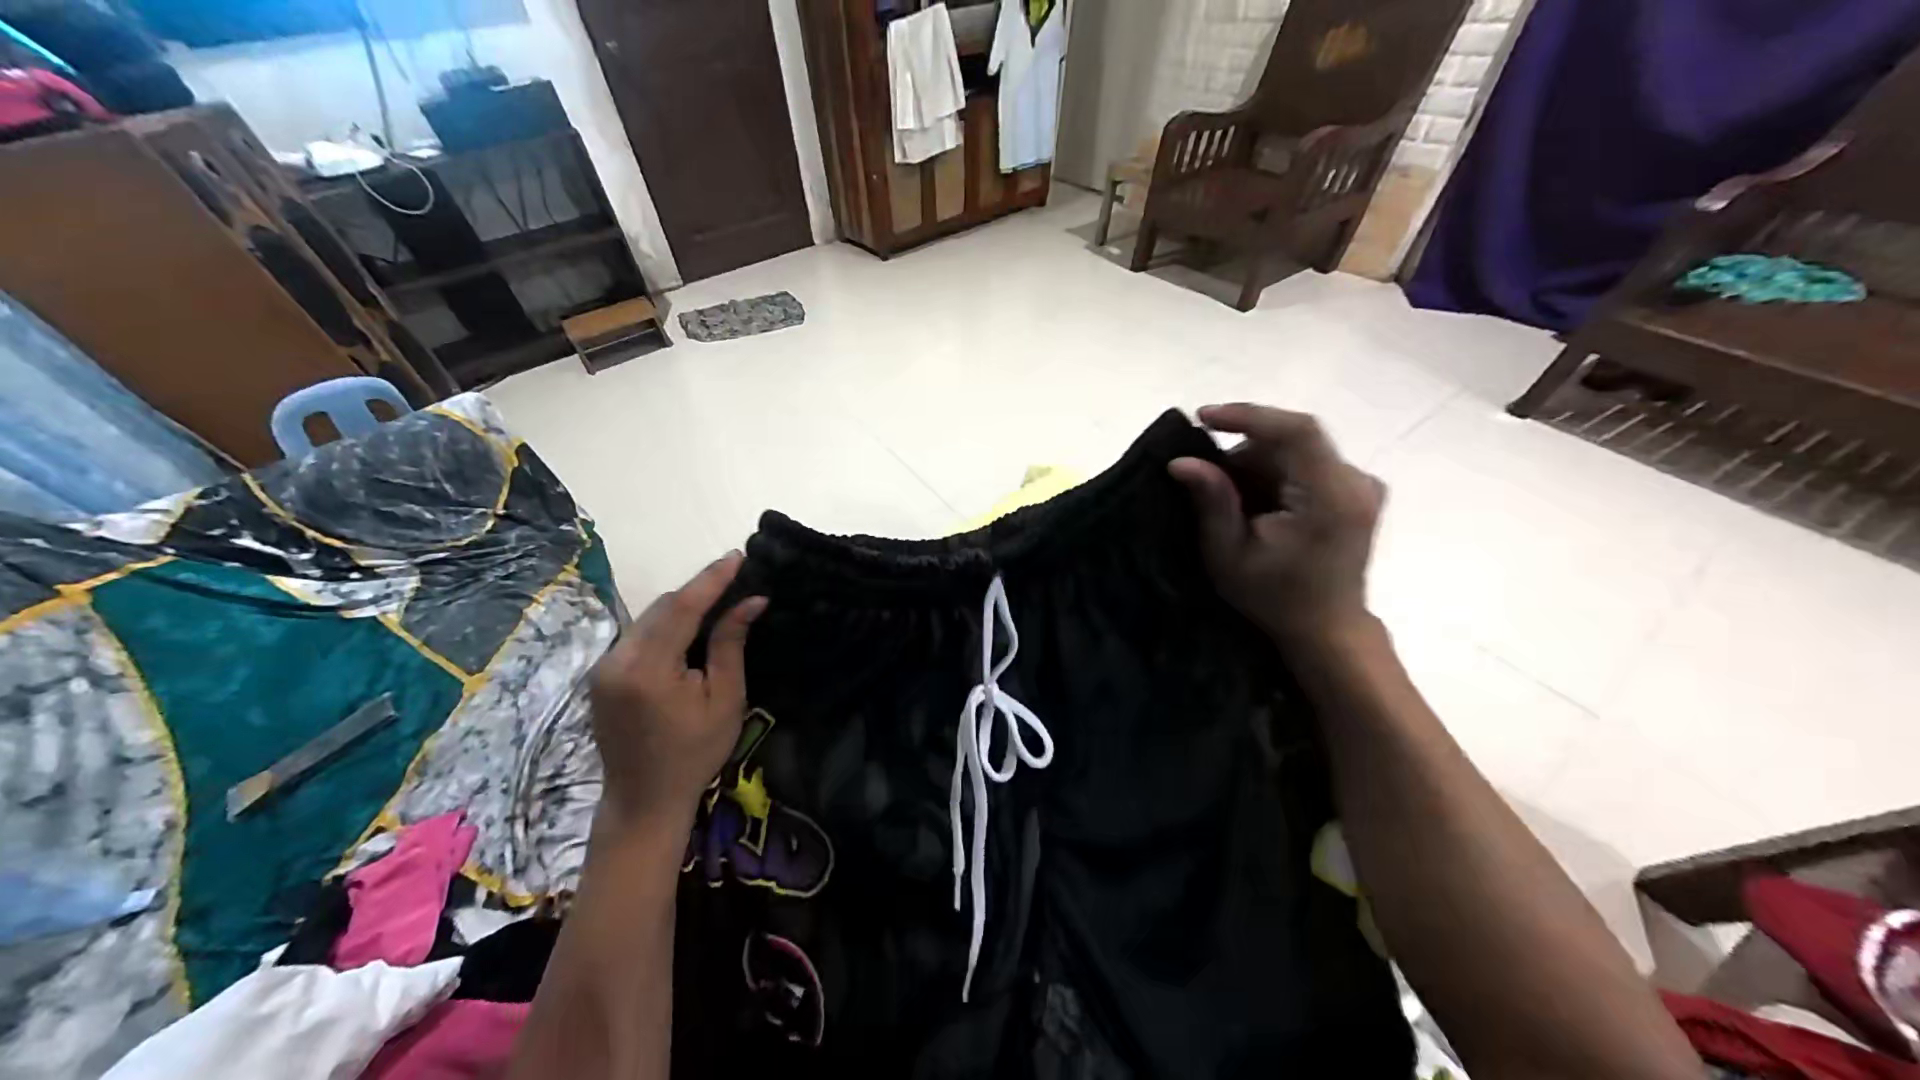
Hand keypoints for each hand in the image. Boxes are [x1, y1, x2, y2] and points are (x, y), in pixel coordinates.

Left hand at [590, 552, 767, 825]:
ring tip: (717, 599)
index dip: (711, 579)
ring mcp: (603, 667)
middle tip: (734, 578)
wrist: (644, 799)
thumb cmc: (694, 754)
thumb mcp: (724, 699)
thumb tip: (751, 601)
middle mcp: (617, 660)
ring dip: (681, 607)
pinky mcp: (601, 675)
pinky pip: (637, 636)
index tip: (738, 556)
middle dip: (697, 590)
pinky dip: (664, 625)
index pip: (682, 608)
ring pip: (647, 619)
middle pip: (661, 607)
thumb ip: (730, 644)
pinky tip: (688, 628)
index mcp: (648, 668)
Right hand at [1169, 404, 1385, 648]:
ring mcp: (1362, 484)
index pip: (1297, 432)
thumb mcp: (1229, 556)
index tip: (1203, 418)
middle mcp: (1356, 482)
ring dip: (1256, 466)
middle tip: (1210, 485)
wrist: (1326, 628)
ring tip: (1236, 506)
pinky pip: (1305, 462)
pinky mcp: (1357, 489)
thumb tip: (1181, 461)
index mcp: (1332, 499)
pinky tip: (1258, 505)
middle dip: (1243, 454)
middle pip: (1290, 441)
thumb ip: (1211, 503)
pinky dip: (1273, 474)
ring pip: (1294, 450)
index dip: (1250, 416)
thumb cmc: (1274, 598)